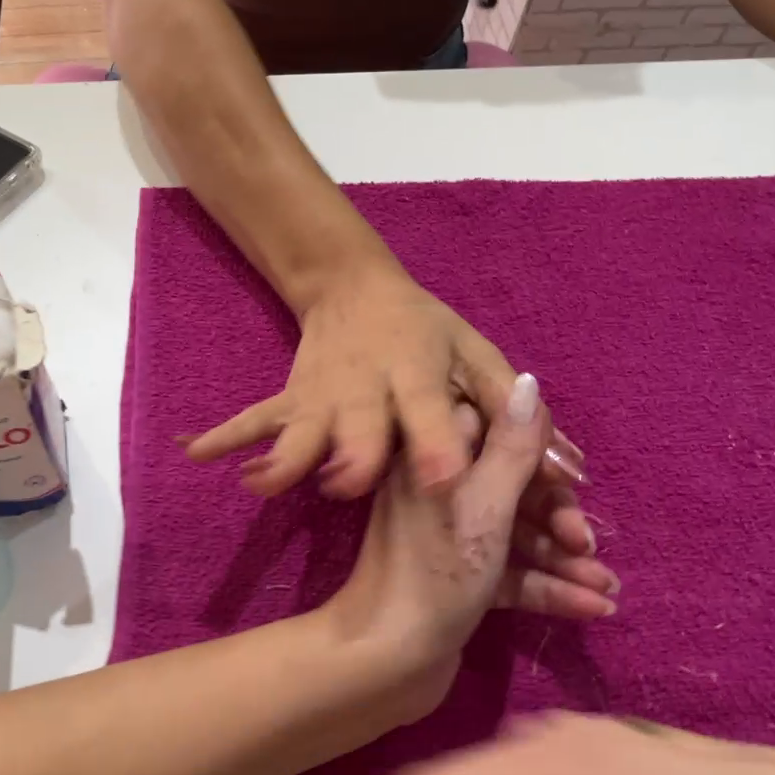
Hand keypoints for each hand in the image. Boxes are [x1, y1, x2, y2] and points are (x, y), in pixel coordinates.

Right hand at [187, 266, 583, 499]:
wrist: (353, 286)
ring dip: (281, 458)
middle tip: (341, 487)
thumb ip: (516, 411)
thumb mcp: (476, 353)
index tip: (441, 482)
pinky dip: (224, 437)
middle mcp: (366, 387)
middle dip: (350, 460)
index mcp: (417, 373)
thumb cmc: (424, 327)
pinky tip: (195, 454)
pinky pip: (253, 419)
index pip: (428, 410)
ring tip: (262, 485)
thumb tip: (578, 471)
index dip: (436, 444)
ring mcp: (320, 394)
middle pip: (355, 428)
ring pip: (296, 428)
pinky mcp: (289, 399)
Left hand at [322, 378, 614, 715]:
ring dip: (562, 556)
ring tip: (607, 585)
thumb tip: (528, 379)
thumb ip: (511, 446)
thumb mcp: (482, 504)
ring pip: (515, 532)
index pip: (490, 429)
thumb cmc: (435, 571)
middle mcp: (435, 492)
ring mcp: (446, 538)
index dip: (534, 445)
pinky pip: (510, 572)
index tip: (573, 469)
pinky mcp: (458, 580)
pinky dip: (548, 586)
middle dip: (555, 511)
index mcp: (429, 461)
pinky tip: (593, 607)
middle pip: (510, 485)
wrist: (387, 659)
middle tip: (584, 540)